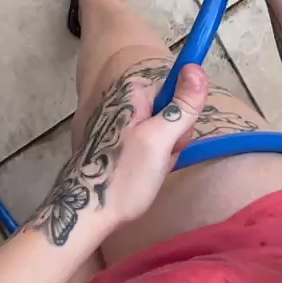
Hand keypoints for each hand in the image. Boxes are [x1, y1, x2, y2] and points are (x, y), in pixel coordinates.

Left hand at [26, 64, 211, 246]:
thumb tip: (196, 66)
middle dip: (173, 139)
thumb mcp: (160, 140)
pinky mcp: (122, 142)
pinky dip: (154, 161)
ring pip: (165, 131)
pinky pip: (152, 144)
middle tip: (159, 159)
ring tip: (150, 171)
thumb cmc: (123, 176)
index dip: (181, 116)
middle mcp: (129, 101)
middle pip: (173, 111)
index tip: (172, 139)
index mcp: (135, 92)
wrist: (85, 215)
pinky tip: (144, 175)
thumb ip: (182, 106)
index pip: (178, 89)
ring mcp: (125, 122)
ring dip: (165, 153)